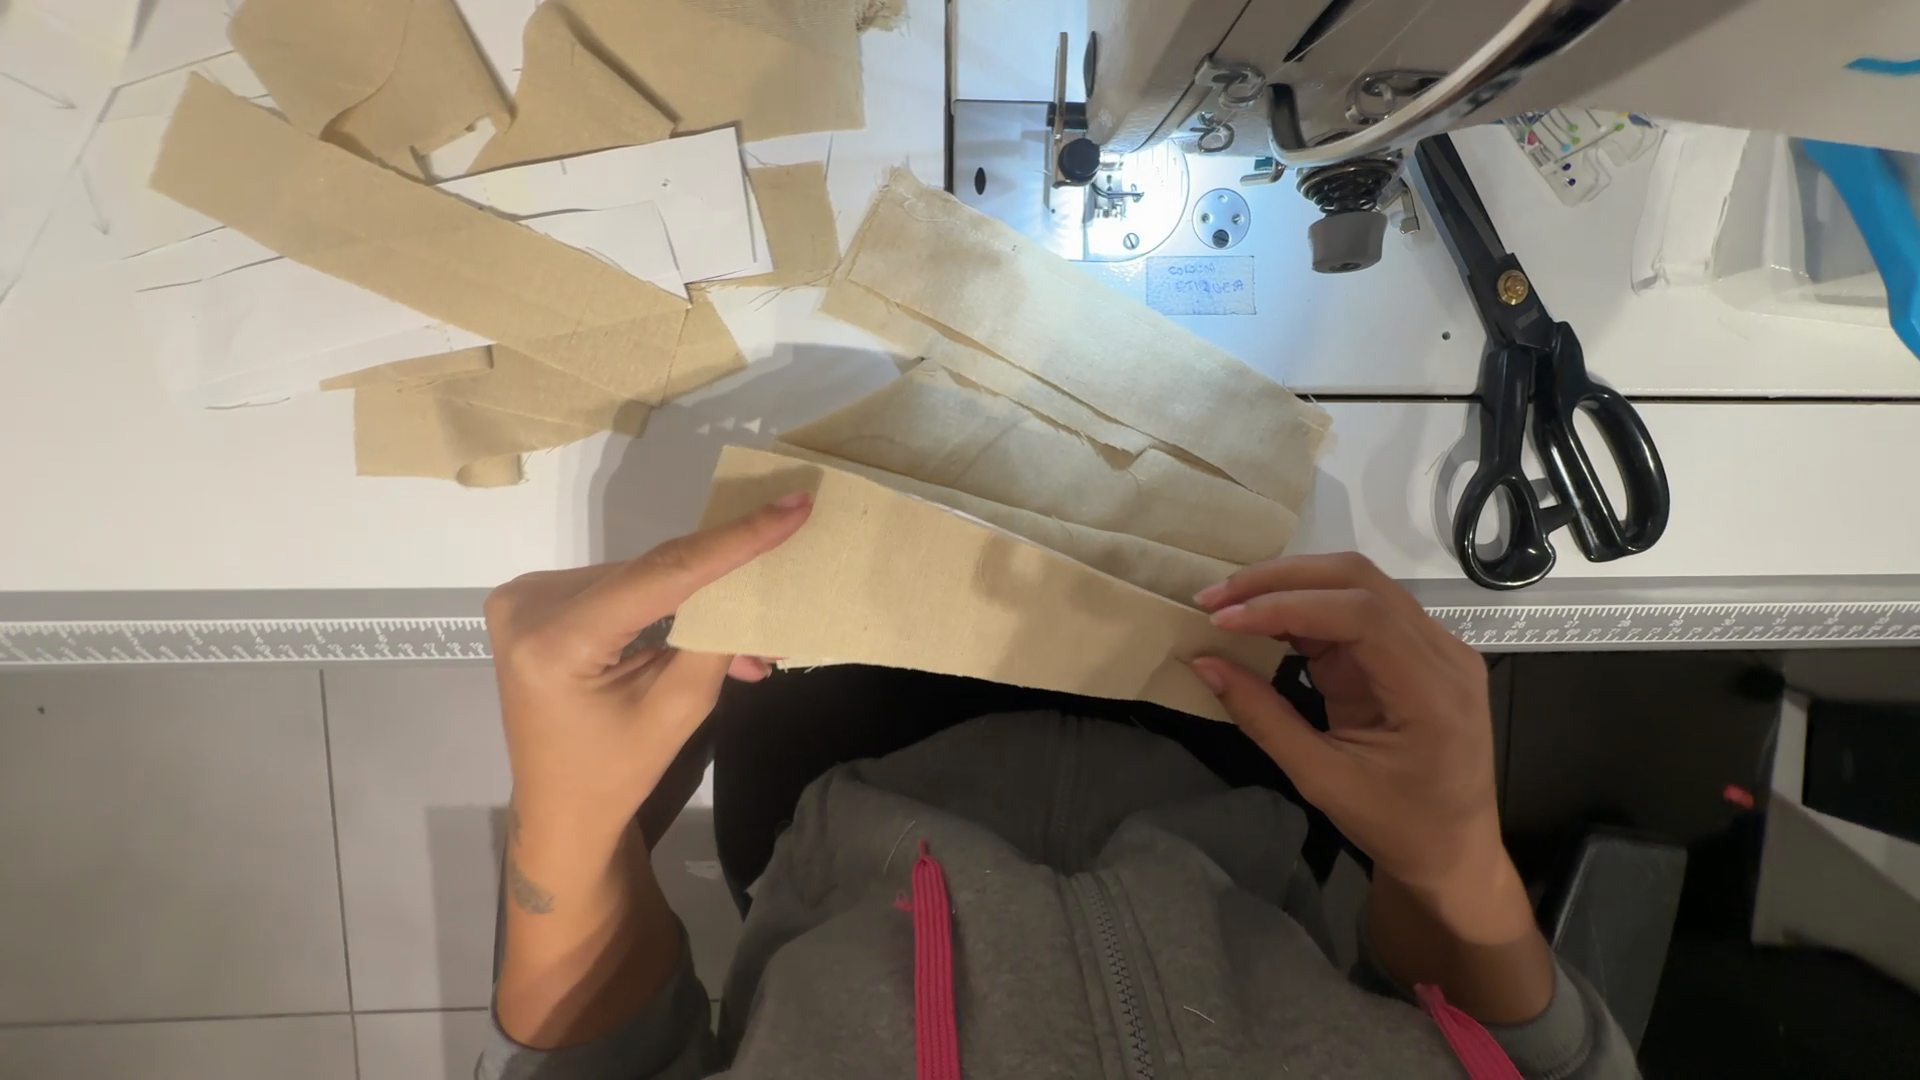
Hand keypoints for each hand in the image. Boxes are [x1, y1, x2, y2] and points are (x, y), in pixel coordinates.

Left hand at [484, 492, 811, 845]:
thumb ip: (714, 638)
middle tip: (784, 588)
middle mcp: (531, 602)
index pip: (664, 573)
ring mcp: (531, 598)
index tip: (792, 507)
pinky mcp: (543, 602)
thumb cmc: (618, 772)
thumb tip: (753, 580)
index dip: (734, 540)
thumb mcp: (679, 710)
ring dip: (702, 600)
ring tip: (749, 642)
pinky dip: (673, 607)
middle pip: (654, 571)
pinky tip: (707, 632)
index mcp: (555, 639)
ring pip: (646, 577)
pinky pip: (628, 588)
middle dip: (725, 582)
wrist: (561, 810)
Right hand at [1188, 553, 1500, 900]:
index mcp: (1434, 691)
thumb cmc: (1397, 824)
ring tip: (1228, 601)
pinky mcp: (1405, 648)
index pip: (1360, 615)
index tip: (1225, 620)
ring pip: (1354, 583)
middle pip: (1357, 579)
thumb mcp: (1321, 779)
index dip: (1287, 606)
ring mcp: (1428, 645)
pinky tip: (1257, 618)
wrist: (1454, 850)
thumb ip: (1262, 716)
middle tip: (1216, 597)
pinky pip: (1349, 609)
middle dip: (1280, 579)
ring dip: (1286, 584)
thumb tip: (1203, 663)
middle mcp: (1442, 652)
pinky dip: (1299, 607)